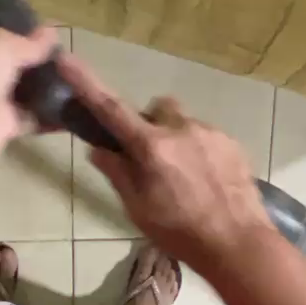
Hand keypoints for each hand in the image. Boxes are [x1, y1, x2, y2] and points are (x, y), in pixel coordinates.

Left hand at [0, 3, 60, 168]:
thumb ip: (31, 42)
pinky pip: (34, 117)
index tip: (21, 7)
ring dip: (45, 82)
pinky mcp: (5, 123)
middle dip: (31, 48)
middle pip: (6, 51)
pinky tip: (74, 106)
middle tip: (61, 44)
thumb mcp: (5, 45)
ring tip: (74, 72)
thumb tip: (52, 32)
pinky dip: (52, 116)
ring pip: (22, 85)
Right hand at [59, 54, 278, 268]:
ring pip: (183, 122)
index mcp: (151, 147)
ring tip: (182, 177)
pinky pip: (206, 136)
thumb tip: (99, 150)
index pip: (111, 109)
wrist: (237, 243)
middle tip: (149, 160)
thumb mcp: (138, 210)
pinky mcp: (232, 142)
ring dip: (175, 139)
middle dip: (149, 125)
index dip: (87, 84)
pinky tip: (204, 181)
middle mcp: (180, 128)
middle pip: (156, 109)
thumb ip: (118, 174)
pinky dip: (198, 151)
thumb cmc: (180, 233)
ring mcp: (210, 132)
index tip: (67, 60)